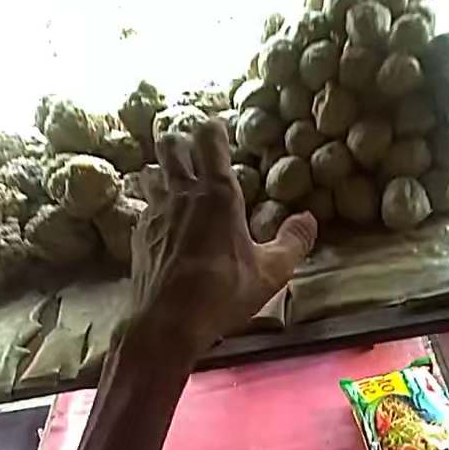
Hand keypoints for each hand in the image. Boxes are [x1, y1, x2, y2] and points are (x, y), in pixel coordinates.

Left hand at [130, 120, 317, 355]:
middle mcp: (181, 195)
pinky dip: (152, 207)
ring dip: (161, 172)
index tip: (219, 127)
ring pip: (150, 173)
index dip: (214, 128)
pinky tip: (162, 224)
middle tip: (192, 150)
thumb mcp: (271, 272)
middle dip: (180, 141)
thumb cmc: (222, 293)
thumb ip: (293, 242)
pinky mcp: (138, 235)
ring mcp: (155, 213)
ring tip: (173, 183)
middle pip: (170, 146)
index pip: (210, 139)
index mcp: (217, 194)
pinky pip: (143, 207)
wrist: (166, 322)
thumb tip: (309, 219)